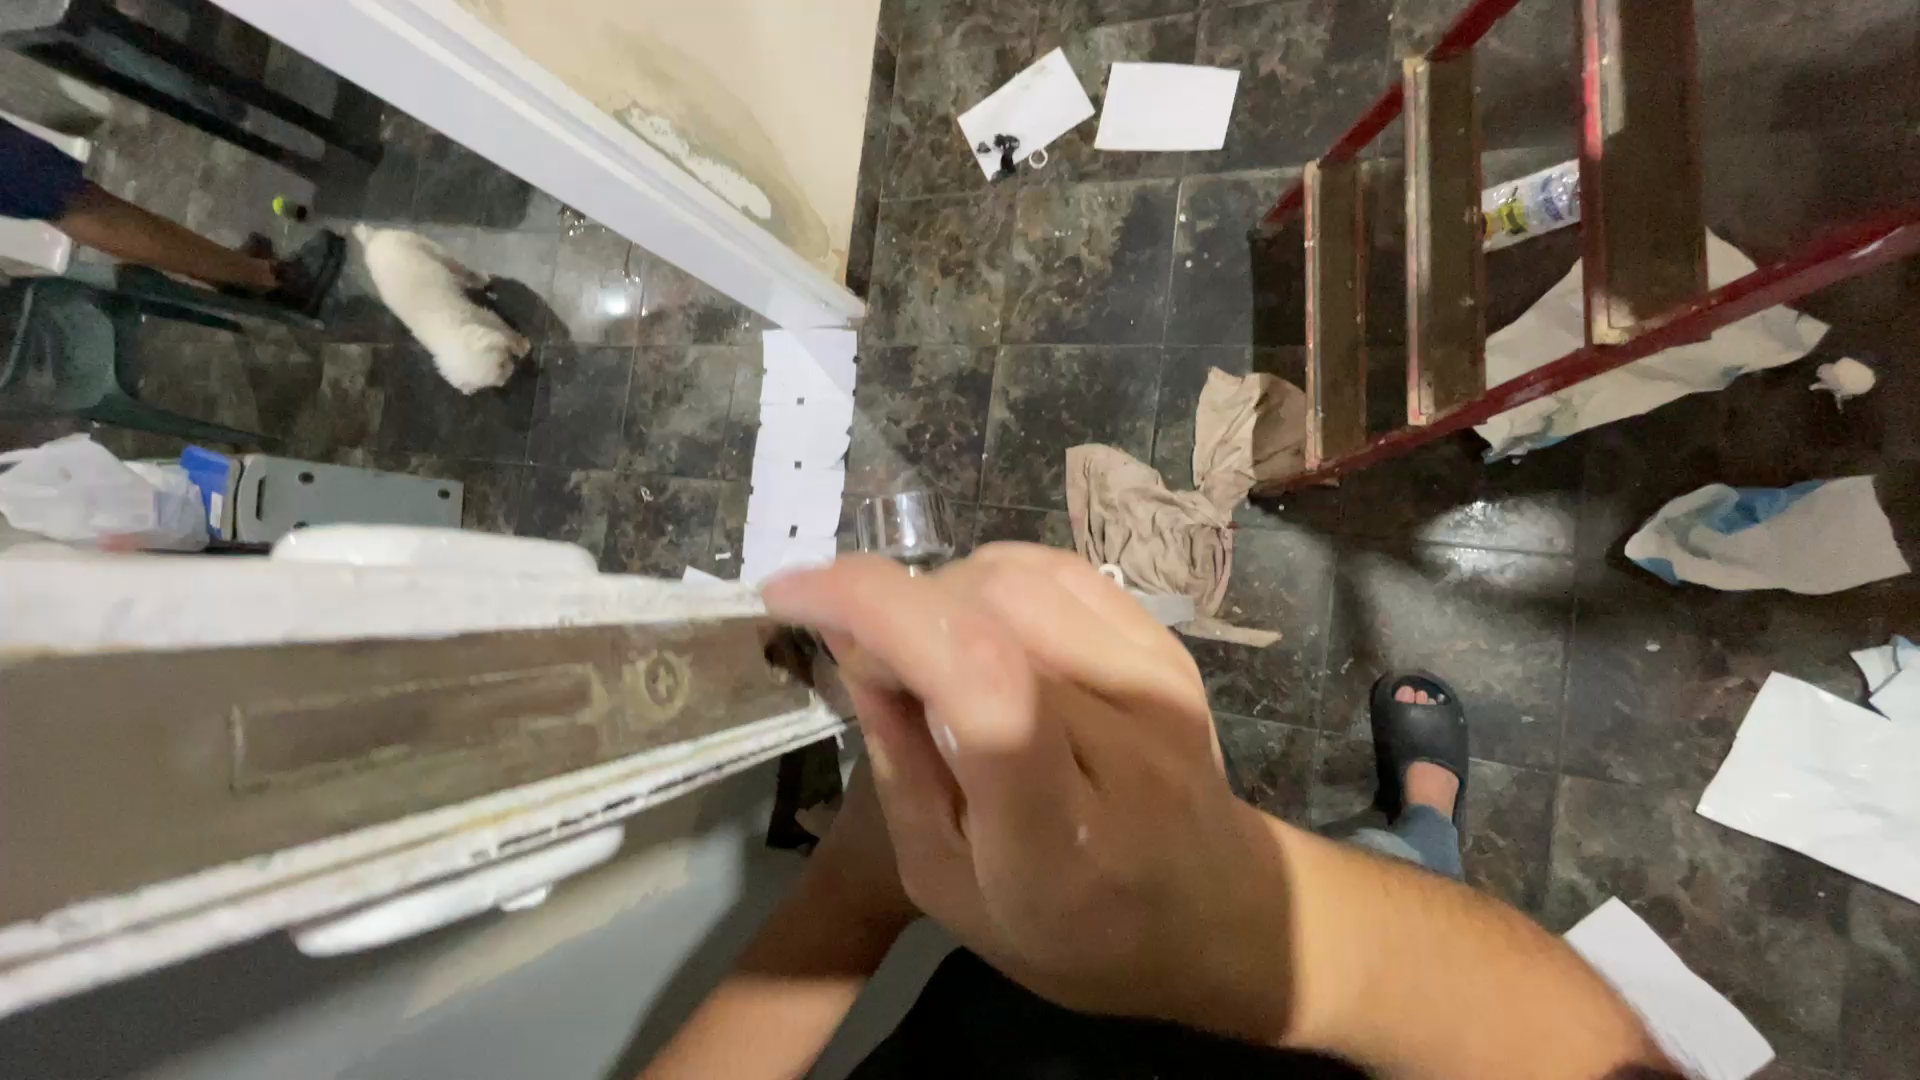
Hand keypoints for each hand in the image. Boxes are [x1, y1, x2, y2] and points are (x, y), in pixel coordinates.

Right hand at [763, 545, 1289, 1039]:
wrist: (1210, 909)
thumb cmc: (1069, 929)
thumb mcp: (947, 881)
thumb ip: (899, 756)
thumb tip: (856, 638)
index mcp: (1056, 830)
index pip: (980, 681)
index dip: (880, 610)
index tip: (796, 591)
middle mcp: (1123, 737)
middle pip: (988, 610)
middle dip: (897, 608)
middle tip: (873, 656)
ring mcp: (1155, 677)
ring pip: (1015, 575)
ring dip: (941, 592)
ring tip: (932, 651)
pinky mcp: (1165, 642)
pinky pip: (1055, 568)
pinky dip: (990, 579)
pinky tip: (982, 624)